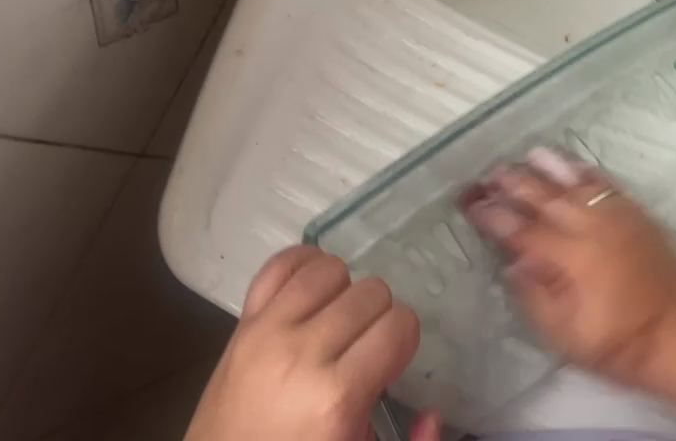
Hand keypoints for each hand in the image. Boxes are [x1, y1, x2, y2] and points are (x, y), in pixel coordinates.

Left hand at [182, 245, 439, 440]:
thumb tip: (433, 411)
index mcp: (338, 396)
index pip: (399, 324)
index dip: (403, 340)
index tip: (389, 363)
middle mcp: (304, 355)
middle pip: (371, 292)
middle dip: (377, 317)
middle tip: (363, 349)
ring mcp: (267, 333)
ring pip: (331, 269)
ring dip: (343, 291)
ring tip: (336, 322)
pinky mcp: (241, 324)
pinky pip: (280, 265)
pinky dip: (303, 265)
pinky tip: (312, 292)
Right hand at [458, 148, 675, 388]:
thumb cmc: (621, 346)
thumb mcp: (568, 337)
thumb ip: (536, 296)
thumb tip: (511, 262)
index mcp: (571, 259)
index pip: (522, 231)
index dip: (494, 216)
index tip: (472, 205)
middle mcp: (592, 228)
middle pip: (545, 198)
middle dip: (514, 184)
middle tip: (488, 174)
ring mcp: (617, 216)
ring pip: (575, 183)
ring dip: (547, 169)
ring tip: (524, 156)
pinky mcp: (636, 213)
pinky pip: (605, 184)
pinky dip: (584, 171)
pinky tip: (570, 164)